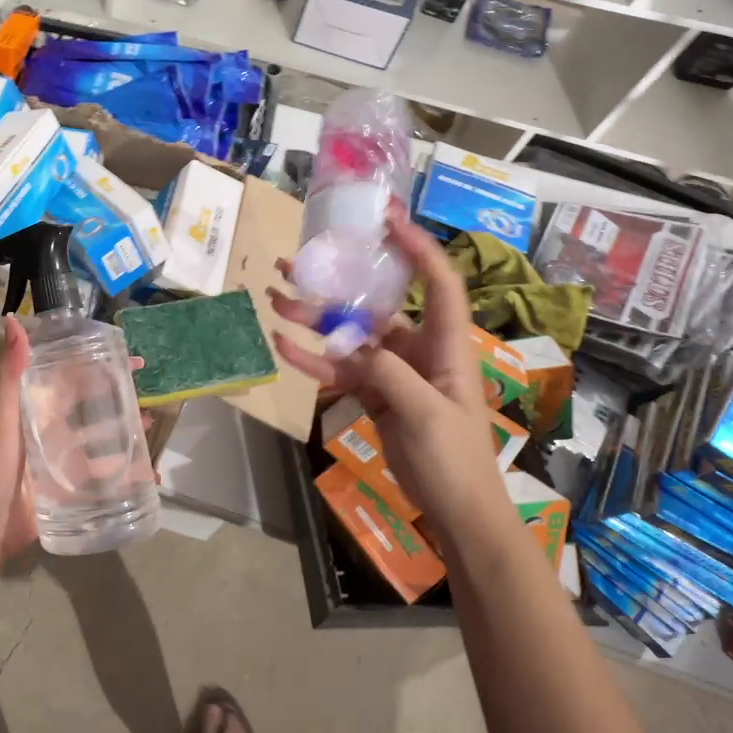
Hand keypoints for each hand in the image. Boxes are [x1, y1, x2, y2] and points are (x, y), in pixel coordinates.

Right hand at [268, 205, 505, 523]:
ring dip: (313, 318)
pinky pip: (339, 368)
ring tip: (274, 298)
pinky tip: (282, 346)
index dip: (417, 248)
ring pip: (349, 334)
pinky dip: (312, 359)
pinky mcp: (374, 392)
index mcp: (446, 344)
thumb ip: (388, 373)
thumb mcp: (425, 413)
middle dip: (338, 280)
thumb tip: (349, 346)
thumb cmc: (456, 460)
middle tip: (298, 260)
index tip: (386, 221)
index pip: (438, 283)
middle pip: (377, 303)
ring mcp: (394, 370)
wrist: (457, 511)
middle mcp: (419, 348)